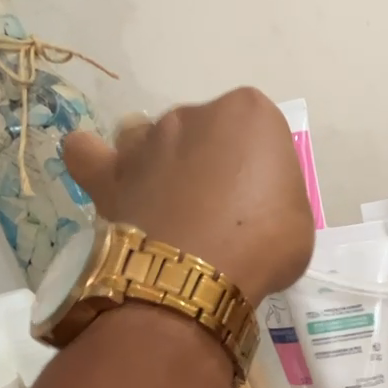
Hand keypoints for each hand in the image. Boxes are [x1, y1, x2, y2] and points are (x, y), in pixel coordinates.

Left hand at [65, 89, 314, 301]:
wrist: (199, 275)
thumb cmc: (264, 246)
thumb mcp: (299, 220)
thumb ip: (276, 195)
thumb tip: (253, 203)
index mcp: (250, 113)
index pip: (261, 133)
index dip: (263, 170)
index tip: (265, 204)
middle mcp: (194, 112)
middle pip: (205, 132)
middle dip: (211, 164)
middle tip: (221, 216)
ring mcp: (146, 139)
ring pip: (149, 135)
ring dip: (159, 161)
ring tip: (171, 205)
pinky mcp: (109, 172)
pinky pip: (88, 152)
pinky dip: (97, 161)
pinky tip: (112, 183)